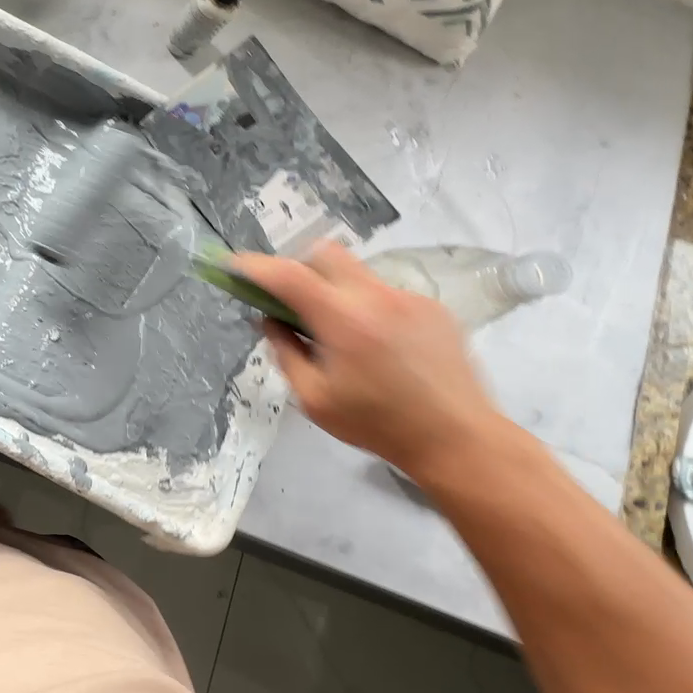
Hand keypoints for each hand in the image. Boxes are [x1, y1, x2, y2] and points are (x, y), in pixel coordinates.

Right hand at [233, 242, 506, 475]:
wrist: (458, 438)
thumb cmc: (377, 425)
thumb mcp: (313, 399)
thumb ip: (285, 352)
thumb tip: (270, 321)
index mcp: (344, 321)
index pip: (288, 275)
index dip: (254, 266)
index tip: (234, 266)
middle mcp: (377, 297)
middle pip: (326, 254)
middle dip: (299, 268)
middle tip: (290, 301)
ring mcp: (410, 298)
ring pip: (357, 274)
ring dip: (335, 292)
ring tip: (341, 337)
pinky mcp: (433, 308)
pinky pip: (386, 293)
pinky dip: (367, 308)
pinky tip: (377, 347)